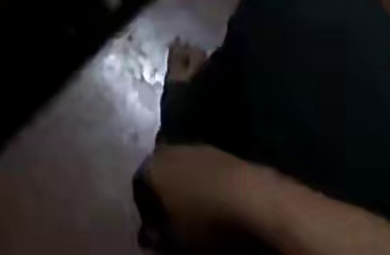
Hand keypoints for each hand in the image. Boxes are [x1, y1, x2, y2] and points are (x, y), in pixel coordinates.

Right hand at [135, 145, 261, 252]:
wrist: (251, 199)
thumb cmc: (204, 223)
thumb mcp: (174, 242)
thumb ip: (156, 238)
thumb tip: (148, 236)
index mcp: (150, 168)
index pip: (138, 188)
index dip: (145, 211)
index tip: (154, 231)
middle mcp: (168, 149)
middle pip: (160, 174)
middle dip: (165, 196)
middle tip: (172, 221)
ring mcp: (196, 147)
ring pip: (183, 169)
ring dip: (186, 188)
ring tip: (195, 213)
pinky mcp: (221, 151)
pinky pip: (204, 170)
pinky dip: (206, 184)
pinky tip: (215, 202)